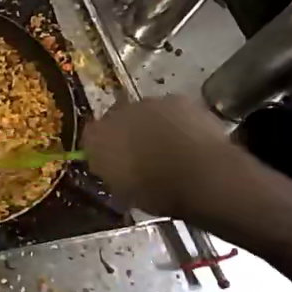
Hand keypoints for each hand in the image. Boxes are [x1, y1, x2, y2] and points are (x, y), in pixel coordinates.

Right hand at [83, 95, 241, 217]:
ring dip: (152, 125)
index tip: (114, 163)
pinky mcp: (178, 99)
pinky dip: (177, 121)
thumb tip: (114, 170)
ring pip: (146, 112)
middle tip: (143, 155)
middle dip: (128, 134)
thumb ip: (113, 174)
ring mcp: (148, 102)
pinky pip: (172, 110)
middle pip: (117, 120)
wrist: (200, 174)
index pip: (90, 138)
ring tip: (171, 148)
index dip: (103, 150)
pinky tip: (189, 140)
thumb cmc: (157, 192)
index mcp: (97, 138)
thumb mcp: (124, 193)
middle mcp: (116, 113)